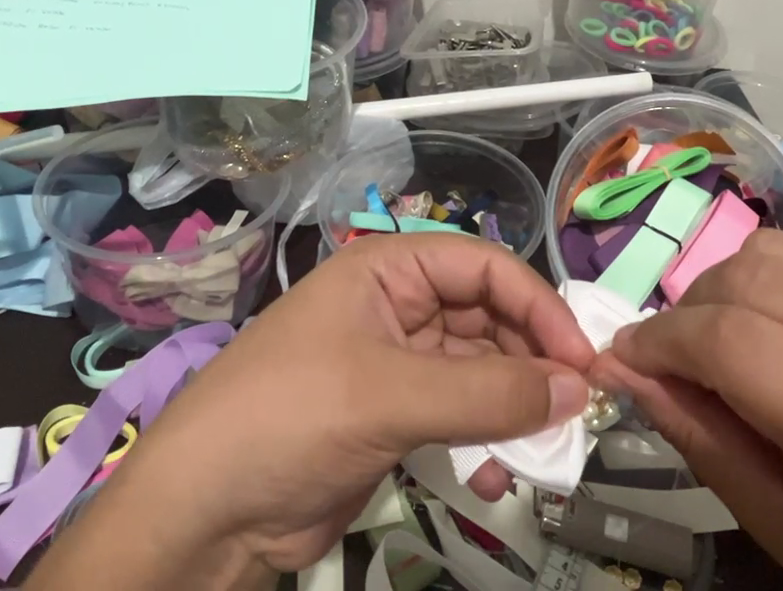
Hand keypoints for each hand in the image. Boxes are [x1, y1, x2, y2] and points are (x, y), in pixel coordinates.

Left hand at [58, 233, 594, 581]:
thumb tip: (578, 389)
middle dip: (531, 361)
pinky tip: (496, 476)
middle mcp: (397, 307)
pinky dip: (486, 440)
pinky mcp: (395, 418)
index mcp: (388, 270)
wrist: (200, 515)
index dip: (538, 305)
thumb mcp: (388, 396)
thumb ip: (488, 393)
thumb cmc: (287, 418)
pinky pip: (461, 415)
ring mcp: (396, 365)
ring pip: (481, 370)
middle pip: (489, 317)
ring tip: (541, 451)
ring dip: (514, 407)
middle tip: (573, 412)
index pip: (485, 267)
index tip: (582, 360)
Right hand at [590, 231, 782, 590]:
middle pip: (759, 281)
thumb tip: (622, 371)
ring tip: (709, 334)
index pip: (740, 344)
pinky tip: (757, 317)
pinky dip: (764, 271)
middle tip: (665, 355)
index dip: (665, 339)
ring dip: (723, 281)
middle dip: (688, 306)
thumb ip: (701, 441)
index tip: (623, 358)